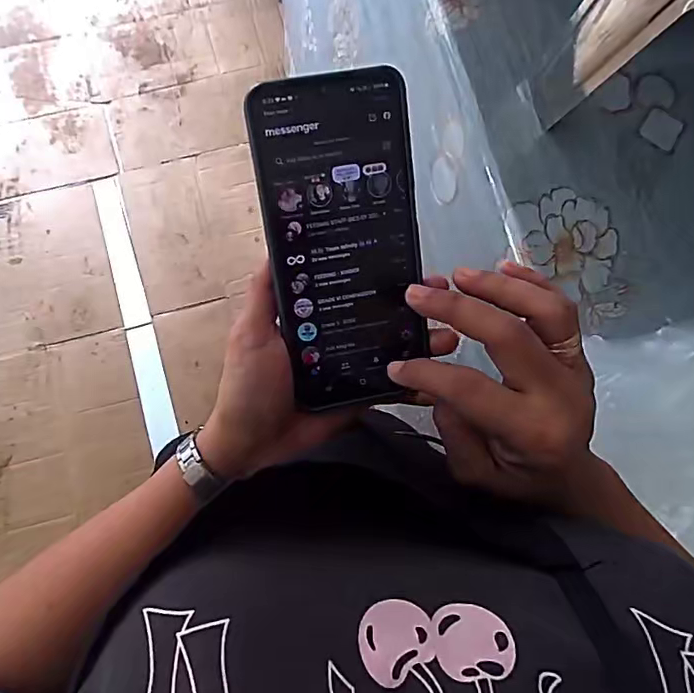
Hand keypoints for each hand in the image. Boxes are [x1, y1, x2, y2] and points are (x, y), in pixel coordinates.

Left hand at [197, 265, 459, 479]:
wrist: (253, 444)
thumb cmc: (246, 386)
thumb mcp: (251, 333)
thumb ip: (264, 294)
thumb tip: (277, 248)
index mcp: (310, 318)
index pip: (347, 288)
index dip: (373, 276)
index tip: (403, 262)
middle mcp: (333, 339)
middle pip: (376, 317)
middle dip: (409, 306)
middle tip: (439, 294)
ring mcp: (348, 368)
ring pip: (390, 349)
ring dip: (420, 341)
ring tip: (447, 334)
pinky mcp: (357, 396)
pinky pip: (389, 385)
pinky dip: (414, 380)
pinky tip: (439, 373)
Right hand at [387, 261, 603, 510]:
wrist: (571, 477)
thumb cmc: (519, 479)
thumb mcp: (477, 475)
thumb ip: (456, 434)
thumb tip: (438, 389)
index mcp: (531, 429)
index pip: (472, 389)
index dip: (428, 373)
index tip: (397, 365)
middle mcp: (559, 392)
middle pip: (511, 335)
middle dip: (459, 309)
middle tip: (418, 293)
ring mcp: (575, 367)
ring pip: (548, 310)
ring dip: (500, 286)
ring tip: (460, 274)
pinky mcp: (578, 352)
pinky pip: (561, 308)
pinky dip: (533, 281)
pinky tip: (502, 265)